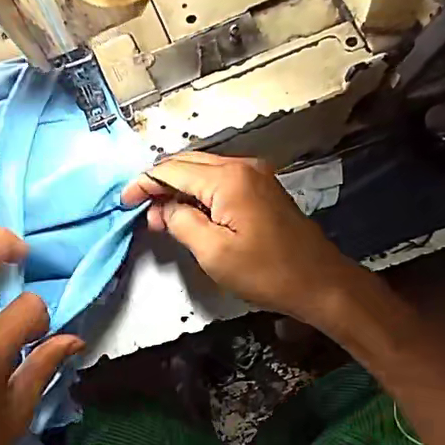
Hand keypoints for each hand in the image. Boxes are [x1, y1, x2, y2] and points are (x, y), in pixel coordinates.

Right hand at [122, 151, 369, 326]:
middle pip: (187, 163)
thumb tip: (164, 209)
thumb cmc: (266, 271)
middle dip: (159, 183)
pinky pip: (219, 181)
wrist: (319, 282)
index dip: (144, 184)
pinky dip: (197, 192)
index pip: (172, 170)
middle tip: (141, 211)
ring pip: (202, 170)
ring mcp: (255, 176)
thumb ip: (182, 223)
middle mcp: (242, 167)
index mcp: (228, 179)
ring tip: (161, 216)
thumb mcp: (213, 252)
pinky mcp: (261, 189)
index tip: (125, 202)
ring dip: (178, 188)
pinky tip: (188, 213)